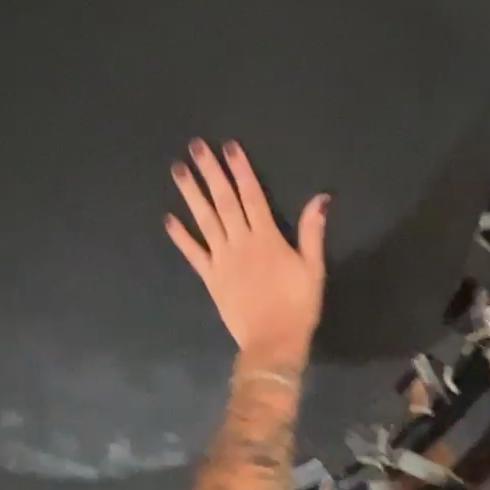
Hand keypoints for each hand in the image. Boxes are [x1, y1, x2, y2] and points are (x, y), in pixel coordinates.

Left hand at [166, 140, 328, 363]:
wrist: (272, 343)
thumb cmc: (298, 306)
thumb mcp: (313, 268)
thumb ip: (313, 232)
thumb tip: (320, 198)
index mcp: (267, 238)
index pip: (252, 196)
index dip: (241, 170)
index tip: (229, 147)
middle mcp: (241, 243)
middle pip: (224, 201)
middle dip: (210, 172)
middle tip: (195, 146)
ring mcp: (222, 260)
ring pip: (204, 220)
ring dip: (191, 194)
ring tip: (178, 170)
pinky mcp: (210, 278)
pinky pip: (193, 253)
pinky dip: (181, 236)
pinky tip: (169, 218)